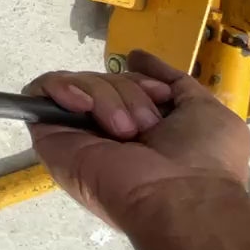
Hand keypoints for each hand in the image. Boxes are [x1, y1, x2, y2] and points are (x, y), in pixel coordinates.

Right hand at [24, 49, 249, 228]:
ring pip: (75, 80)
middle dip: (125, 91)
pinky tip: (83, 105)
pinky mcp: (46, 130)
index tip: (159, 96)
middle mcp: (100, 125)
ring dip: (104, 96)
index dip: (139, 83)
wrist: (177, 194)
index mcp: (133, 125)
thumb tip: (135, 55)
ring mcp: (71, 128)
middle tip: (144, 126)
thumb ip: (174, 80)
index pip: (120, 83)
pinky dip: (63, 87)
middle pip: (98, 79)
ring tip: (123, 129)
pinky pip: (42, 89)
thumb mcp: (208, 112)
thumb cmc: (202, 159)